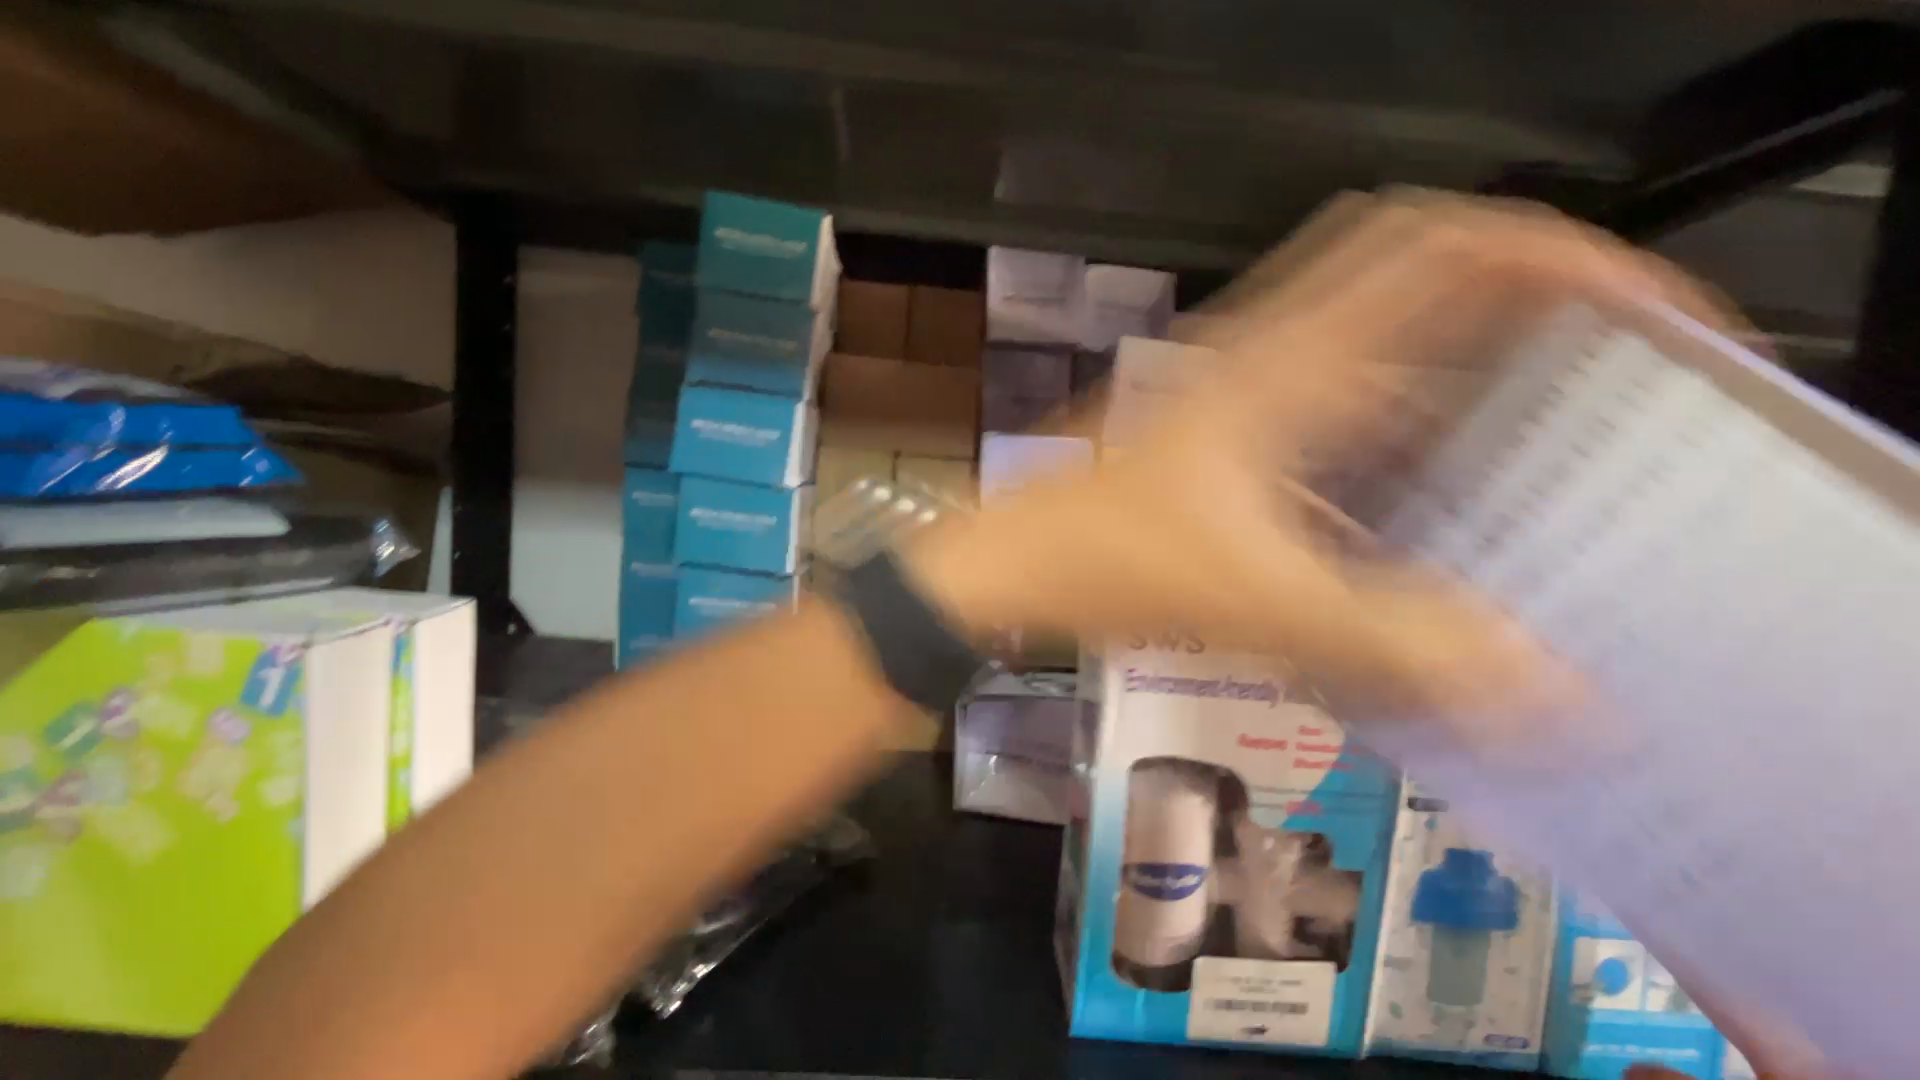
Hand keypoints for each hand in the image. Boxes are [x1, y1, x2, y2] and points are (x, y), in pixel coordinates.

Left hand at [909, 190, 1733, 722]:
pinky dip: (1393, 401)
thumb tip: (1550, 695)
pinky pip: (1329, 382)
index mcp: (1289, 360)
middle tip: (1601, 358)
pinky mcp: (1218, 424)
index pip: (1441, 246)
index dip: (1556, 255)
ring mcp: (1236, 382)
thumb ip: (1398, 644)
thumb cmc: (1111, 565)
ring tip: (1538, 405)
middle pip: (1414, 266)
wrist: (1004, 565)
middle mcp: (1268, 349)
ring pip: (1369, 322)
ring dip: (1454, 342)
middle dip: (1518, 294)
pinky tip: (1421, 472)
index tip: (1646, 308)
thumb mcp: (1261, 602)